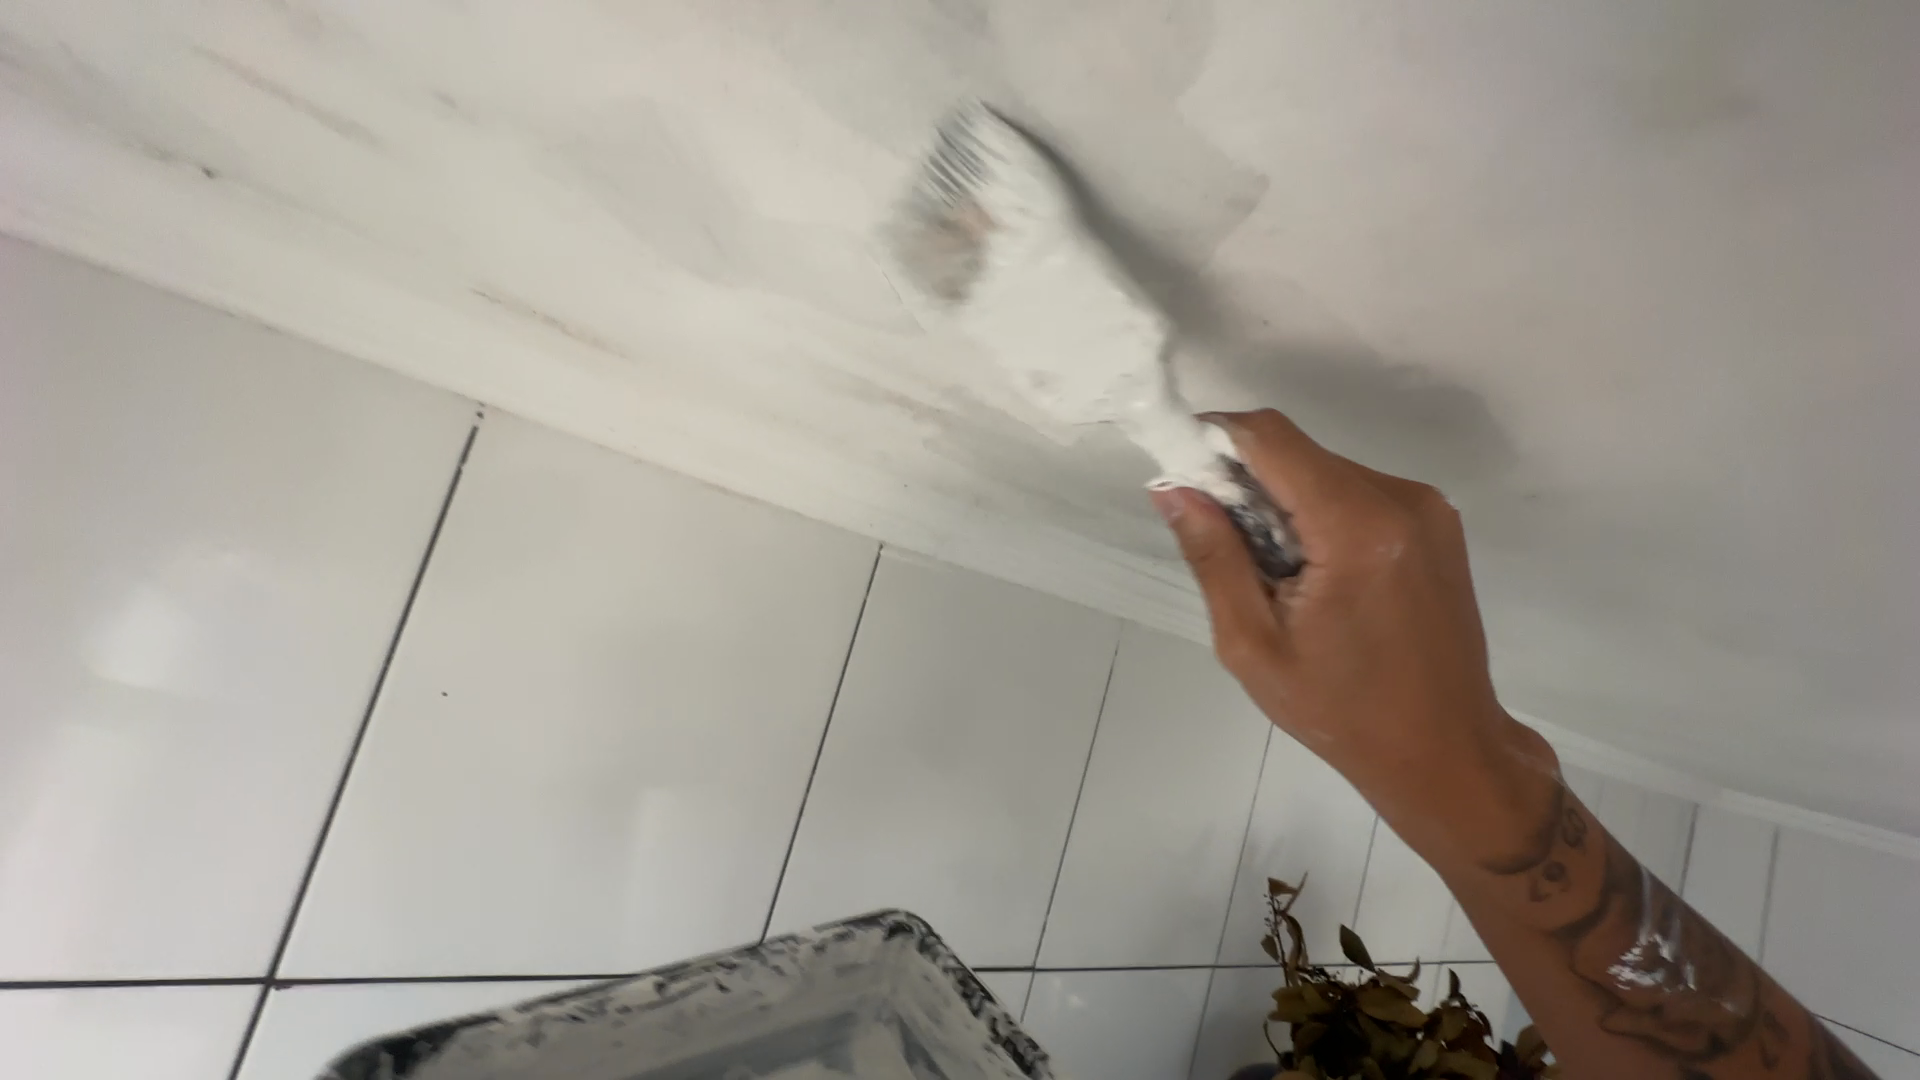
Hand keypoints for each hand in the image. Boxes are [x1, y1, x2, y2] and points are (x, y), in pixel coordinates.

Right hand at [1151, 410, 1544, 826]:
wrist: (1444, 751)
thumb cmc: (1337, 709)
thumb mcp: (1250, 642)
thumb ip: (1212, 555)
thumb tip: (1173, 489)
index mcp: (1356, 529)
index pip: (1270, 438)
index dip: (1215, 437)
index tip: (1180, 470)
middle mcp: (1401, 500)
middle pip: (1296, 452)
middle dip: (1243, 478)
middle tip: (1215, 535)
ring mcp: (1427, 508)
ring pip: (1322, 470)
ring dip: (1279, 499)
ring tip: (1268, 569)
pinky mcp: (1435, 523)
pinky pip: (1353, 491)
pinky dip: (1314, 511)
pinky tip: (1308, 569)